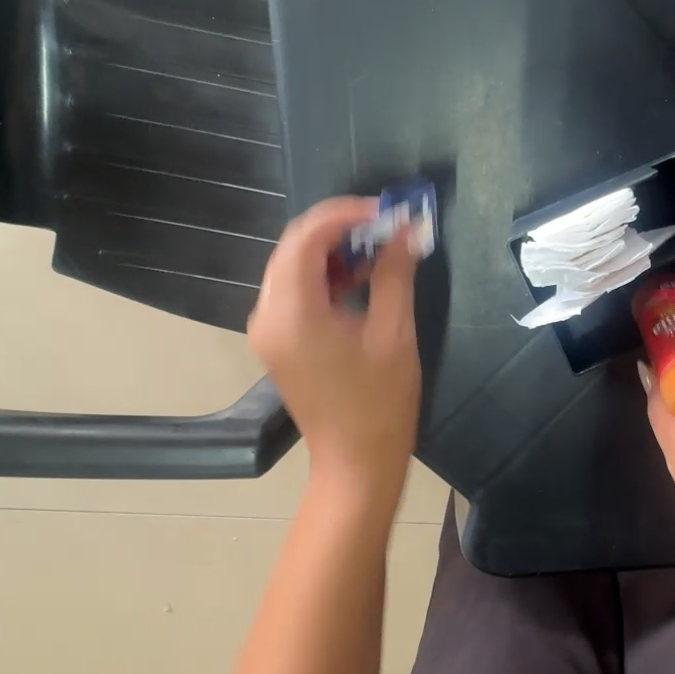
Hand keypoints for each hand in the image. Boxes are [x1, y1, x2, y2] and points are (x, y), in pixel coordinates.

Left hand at [248, 197, 421, 499]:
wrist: (357, 462)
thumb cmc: (381, 403)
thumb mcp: (395, 332)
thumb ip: (395, 273)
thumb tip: (406, 229)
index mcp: (293, 313)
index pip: (305, 239)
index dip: (344, 215)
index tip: (386, 211)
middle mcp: (267, 315)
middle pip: (294, 249)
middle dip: (340, 230)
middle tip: (387, 226)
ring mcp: (268, 330)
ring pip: (293, 268)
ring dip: (333, 252)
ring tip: (380, 249)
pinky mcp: (278, 342)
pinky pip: (295, 292)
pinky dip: (325, 277)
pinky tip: (360, 279)